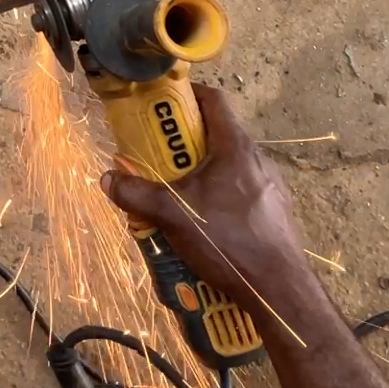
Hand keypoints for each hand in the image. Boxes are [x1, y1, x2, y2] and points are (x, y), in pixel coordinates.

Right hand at [100, 84, 312, 307]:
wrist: (282, 294)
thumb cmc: (228, 240)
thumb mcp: (173, 215)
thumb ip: (137, 194)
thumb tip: (106, 179)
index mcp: (235, 147)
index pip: (215, 99)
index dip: (189, 94)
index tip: (164, 104)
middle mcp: (257, 160)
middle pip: (219, 133)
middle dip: (187, 140)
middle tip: (162, 154)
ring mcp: (271, 188)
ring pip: (231, 165)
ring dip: (204, 171)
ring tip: (181, 193)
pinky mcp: (276, 213)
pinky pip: (243, 190)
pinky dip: (221, 195)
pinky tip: (207, 222)